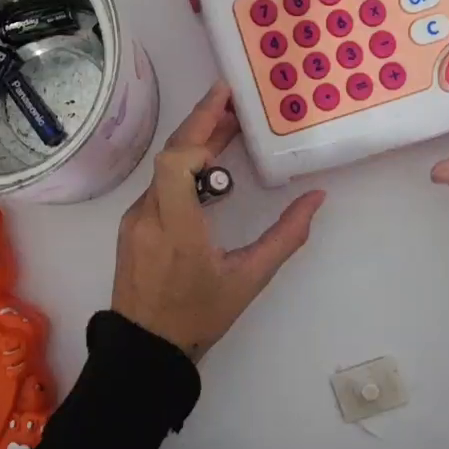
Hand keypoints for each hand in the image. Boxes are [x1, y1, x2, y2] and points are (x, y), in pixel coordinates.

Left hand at [113, 82, 325, 358]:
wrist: (145, 348)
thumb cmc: (198, 316)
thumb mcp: (249, 279)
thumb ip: (285, 237)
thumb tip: (316, 198)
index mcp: (176, 226)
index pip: (175, 162)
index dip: (198, 130)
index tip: (226, 103)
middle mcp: (149, 215)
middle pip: (170, 155)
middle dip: (201, 122)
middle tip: (234, 100)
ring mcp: (135, 219)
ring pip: (162, 169)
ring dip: (193, 145)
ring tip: (229, 128)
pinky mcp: (132, 226)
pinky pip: (157, 185)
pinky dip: (182, 168)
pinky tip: (208, 168)